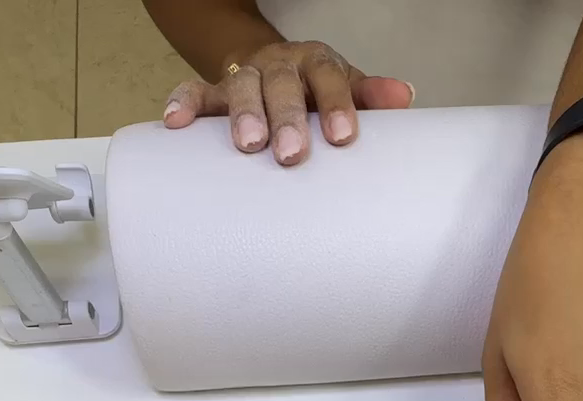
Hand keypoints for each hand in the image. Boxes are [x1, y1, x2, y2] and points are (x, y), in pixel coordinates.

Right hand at [163, 41, 413, 165]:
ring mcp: (246, 76)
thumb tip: (405, 97)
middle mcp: (280, 66)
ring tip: (247, 145)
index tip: (342, 138)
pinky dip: (185, 104)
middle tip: (290, 154)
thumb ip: (370, 96)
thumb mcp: (345, 89)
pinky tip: (176, 123)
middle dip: (287, 118)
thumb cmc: (316, 93)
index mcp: (315, 64)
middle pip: (282, 84)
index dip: (336, 105)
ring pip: (241, 87)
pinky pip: (197, 92)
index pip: (328, 77)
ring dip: (243, 114)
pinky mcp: (215, 91)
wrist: (274, 69)